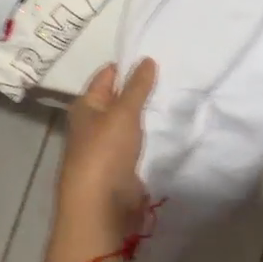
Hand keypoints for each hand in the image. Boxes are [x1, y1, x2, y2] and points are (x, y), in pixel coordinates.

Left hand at [56, 61, 157, 243]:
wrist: (101, 205)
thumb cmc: (105, 152)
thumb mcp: (123, 112)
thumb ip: (137, 86)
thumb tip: (147, 59)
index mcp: (85, 106)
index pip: (107, 75)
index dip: (129, 65)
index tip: (158, 56)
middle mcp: (92, 122)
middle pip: (118, 96)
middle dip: (142, 87)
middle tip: (174, 73)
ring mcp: (106, 144)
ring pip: (129, 119)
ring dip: (148, 110)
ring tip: (176, 95)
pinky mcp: (120, 163)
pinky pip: (137, 139)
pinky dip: (150, 131)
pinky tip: (168, 125)